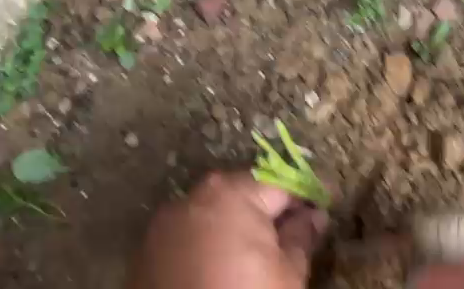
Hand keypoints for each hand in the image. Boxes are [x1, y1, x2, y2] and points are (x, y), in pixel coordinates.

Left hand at [127, 172, 327, 288]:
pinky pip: (185, 238)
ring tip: (246, 265)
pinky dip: (202, 248)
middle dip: (264, 216)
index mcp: (234, 193)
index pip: (280, 186)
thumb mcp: (286, 277)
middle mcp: (195, 196)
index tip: (318, 216)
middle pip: (243, 196)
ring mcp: (165, 223)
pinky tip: (214, 274)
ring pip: (211, 216)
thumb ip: (301, 238)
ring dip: (231, 231)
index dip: (302, 202)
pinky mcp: (146, 251)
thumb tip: (314, 216)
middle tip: (283, 247)